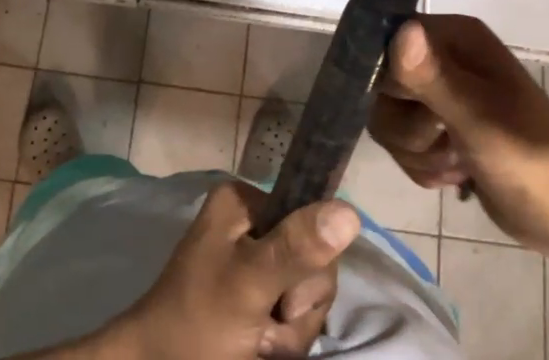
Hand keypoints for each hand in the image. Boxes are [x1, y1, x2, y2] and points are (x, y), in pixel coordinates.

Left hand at [108, 181, 359, 359]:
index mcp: (245, 203)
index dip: (309, 268)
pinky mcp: (258, 295)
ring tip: (254, 341)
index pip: (315, 221)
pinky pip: (296, 317)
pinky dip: (282, 342)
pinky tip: (257, 348)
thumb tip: (350, 211)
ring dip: (289, 332)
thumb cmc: (197, 323)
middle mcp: (255, 224)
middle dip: (296, 307)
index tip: (281, 297)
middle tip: (261, 325)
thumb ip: (296, 249)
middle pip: (316, 263)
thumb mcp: (248, 284)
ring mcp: (257, 262)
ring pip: (310, 297)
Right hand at [369, 15, 548, 255]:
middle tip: (446, 136)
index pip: (385, 40)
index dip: (390, 79)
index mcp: (454, 37)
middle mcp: (441, 58)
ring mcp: (438, 96)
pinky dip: (424, 167)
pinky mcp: (436, 132)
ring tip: (459, 161)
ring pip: (387, 120)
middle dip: (408, 126)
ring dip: (418, 153)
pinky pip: (400, 146)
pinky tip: (458, 174)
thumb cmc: (534, 160)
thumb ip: (433, 77)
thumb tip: (400, 30)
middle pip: (381, 86)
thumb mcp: (479, 120)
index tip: (414, 106)